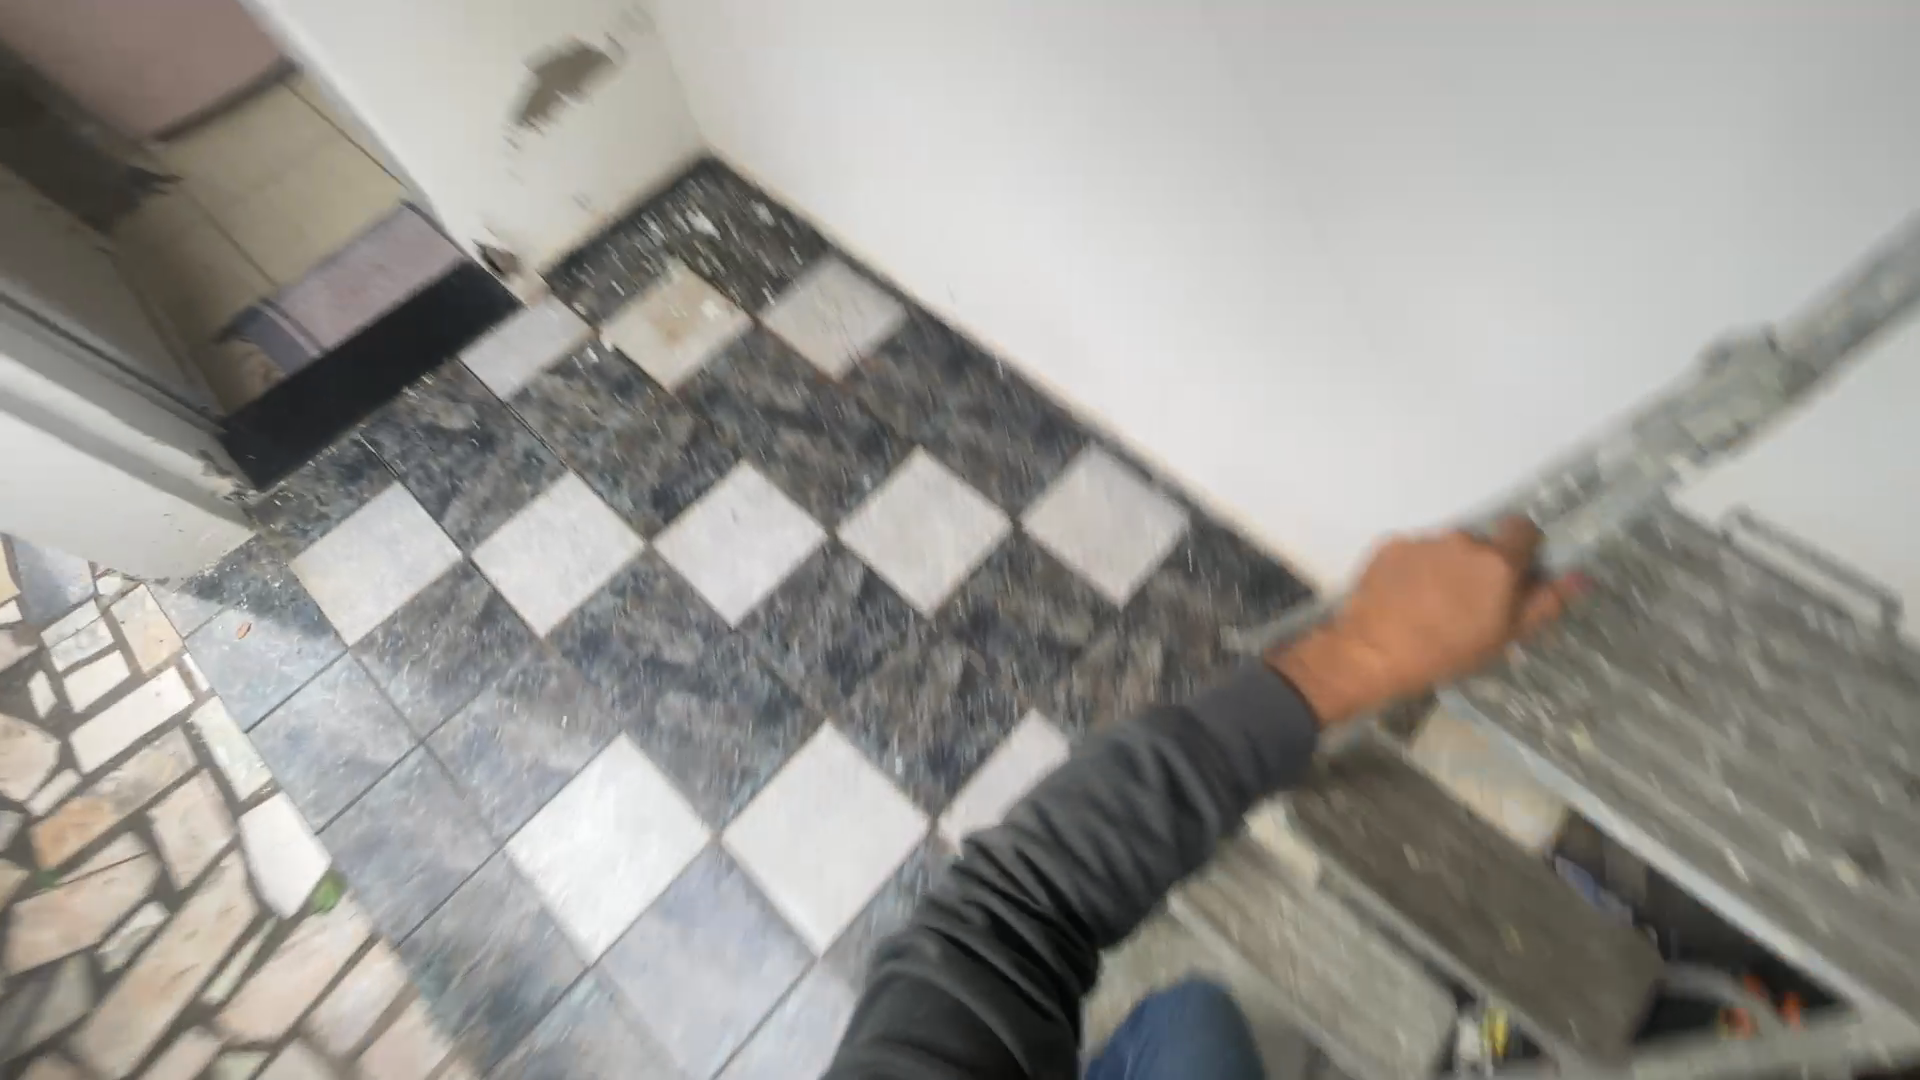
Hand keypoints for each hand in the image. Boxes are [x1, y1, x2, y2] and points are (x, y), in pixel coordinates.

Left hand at [1268, 517, 1581, 725]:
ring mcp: (1419, 541)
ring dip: (1441, 565)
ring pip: (1441, 547)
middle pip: (1477, 542)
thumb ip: (1545, 602)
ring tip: (1426, 601)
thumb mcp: (1505, 635)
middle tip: (1462, 598)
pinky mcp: (1387, 545)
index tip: (1511, 570)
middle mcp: (1459, 541)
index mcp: (1496, 561)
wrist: (1373, 650)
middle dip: (1475, 563)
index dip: (1520, 547)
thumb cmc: (1446, 651)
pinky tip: (1401, 595)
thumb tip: (1580, 576)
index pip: (1522, 529)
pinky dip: (1410, 567)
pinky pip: (1409, 551)